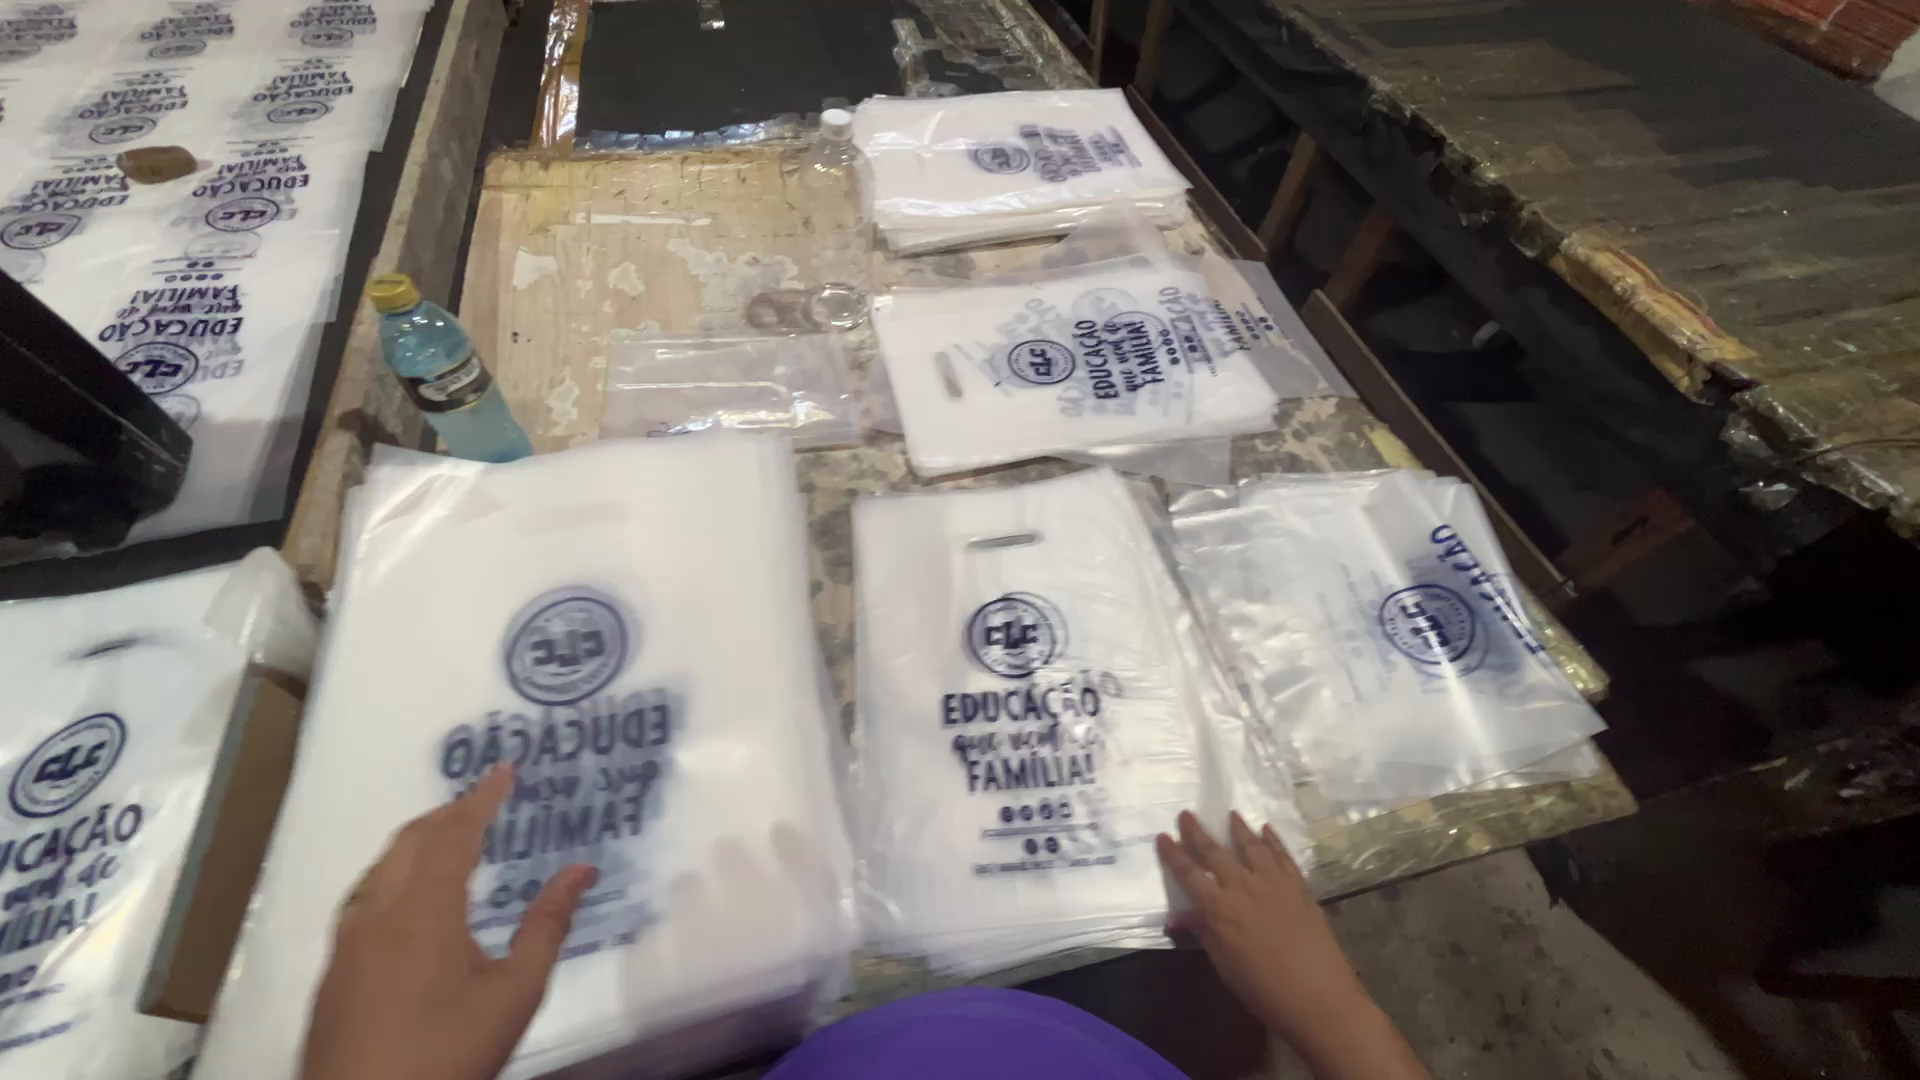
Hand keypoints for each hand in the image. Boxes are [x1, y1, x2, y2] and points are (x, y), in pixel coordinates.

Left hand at [300, 765, 596, 1079]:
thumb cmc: (449, 1052)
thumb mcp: (517, 991)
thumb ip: (548, 924)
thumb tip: (581, 869)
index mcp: (425, 911)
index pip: (455, 834)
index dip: (481, 798)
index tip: (504, 769)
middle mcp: (379, 916)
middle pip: (410, 842)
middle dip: (448, 812)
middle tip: (485, 799)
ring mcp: (347, 946)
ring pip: (380, 869)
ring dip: (417, 840)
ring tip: (452, 838)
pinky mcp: (332, 975)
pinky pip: (364, 897)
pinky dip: (394, 872)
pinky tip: (410, 897)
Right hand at [1157, 811, 1427, 1079]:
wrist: (1321, 1000)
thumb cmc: (1264, 990)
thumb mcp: (1224, 965)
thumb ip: (1204, 933)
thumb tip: (1181, 916)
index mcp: (1219, 908)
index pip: (1188, 873)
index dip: (1173, 854)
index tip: (1162, 836)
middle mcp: (1242, 887)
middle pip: (1215, 852)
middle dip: (1197, 832)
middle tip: (1186, 814)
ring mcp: (1273, 883)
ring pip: (1251, 846)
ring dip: (1239, 828)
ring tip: (1231, 813)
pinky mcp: (1299, 887)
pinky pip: (1283, 856)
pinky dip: (1273, 841)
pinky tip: (1267, 830)